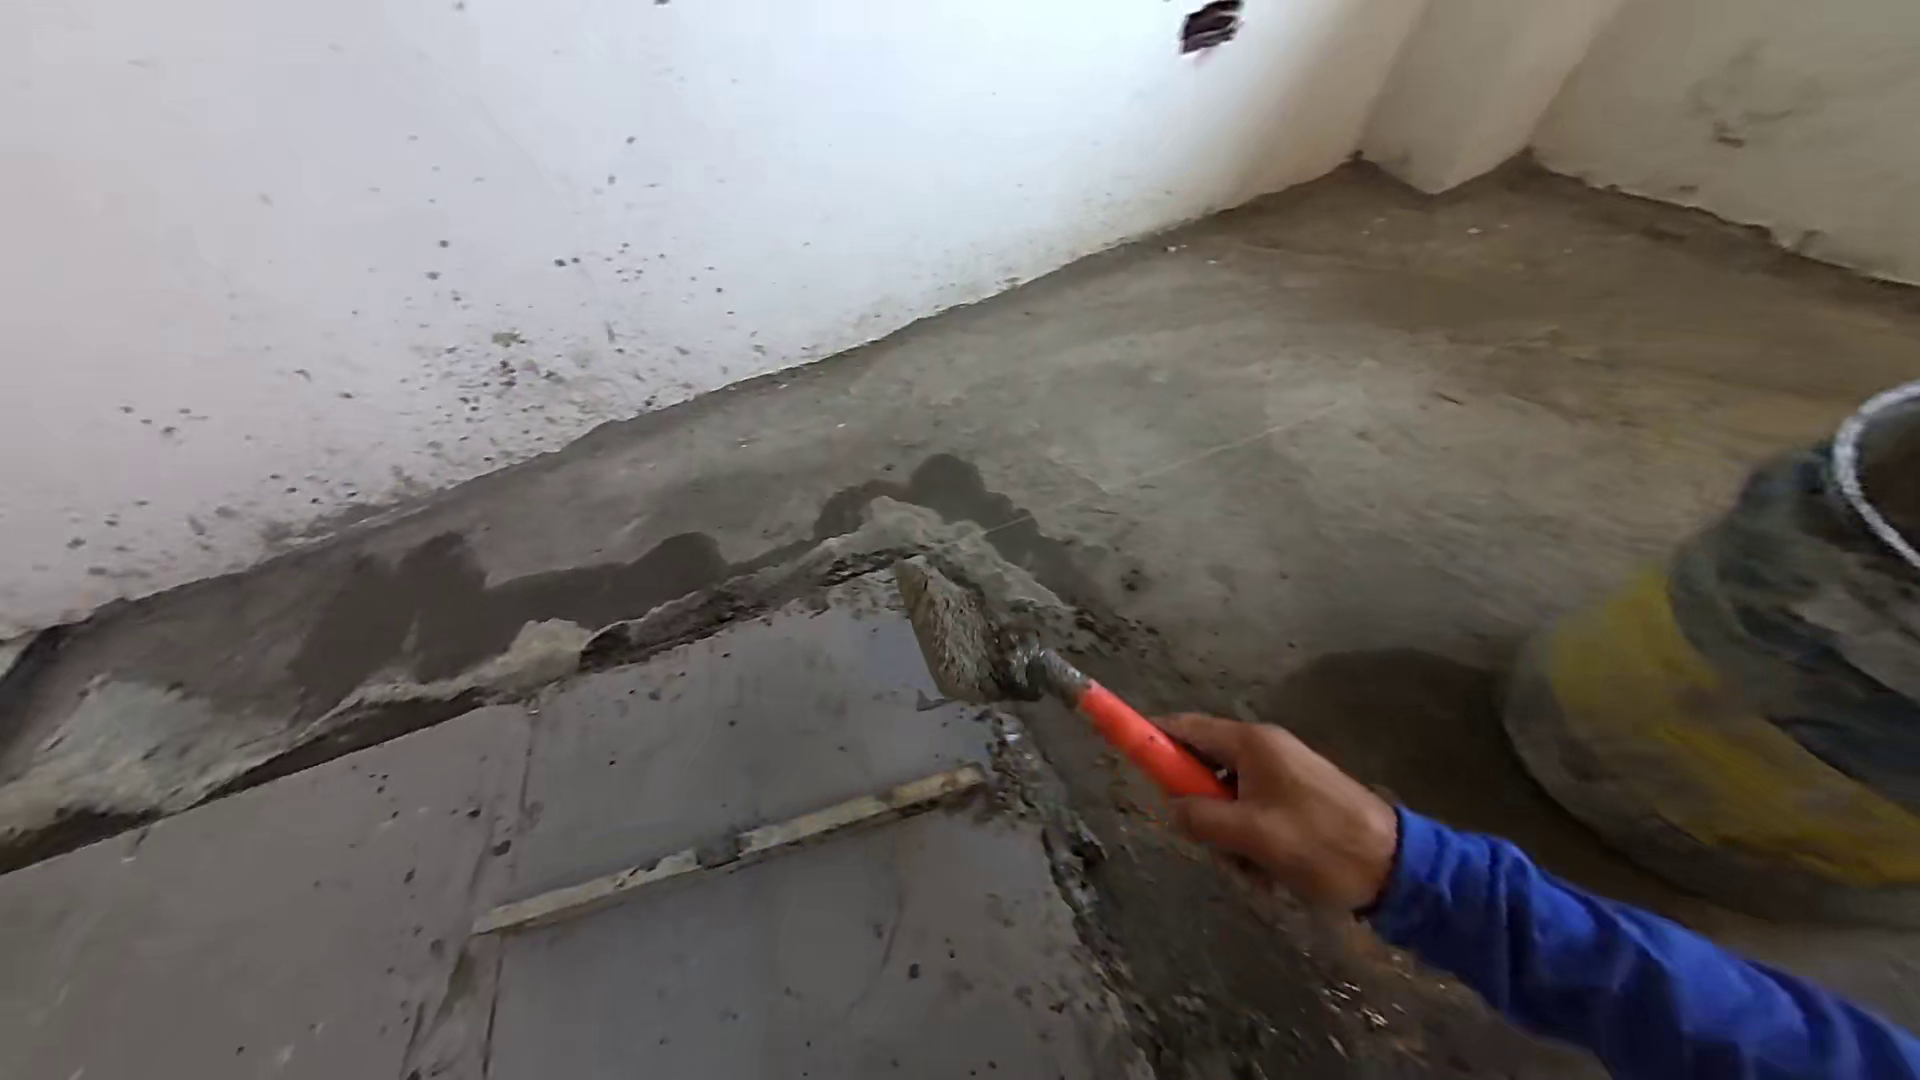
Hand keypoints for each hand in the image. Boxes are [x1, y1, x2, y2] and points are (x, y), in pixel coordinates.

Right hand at [1163, 714, 1399, 910]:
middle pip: (1202, 764)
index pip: (1184, 727)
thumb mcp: (1254, 834)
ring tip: (1250, 869)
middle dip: (1198, 805)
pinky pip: (1251, 810)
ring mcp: (1280, 772)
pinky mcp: (1294, 797)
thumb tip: (1170, 810)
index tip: (1128, 753)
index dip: (1152, 736)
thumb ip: (1202, 818)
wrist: (1400, 871)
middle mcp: (1262, 748)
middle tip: (1207, 840)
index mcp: (1250, 743)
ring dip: (1227, 832)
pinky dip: (1250, 839)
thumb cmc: (1322, 844)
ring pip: (1226, 795)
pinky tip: (1269, 872)